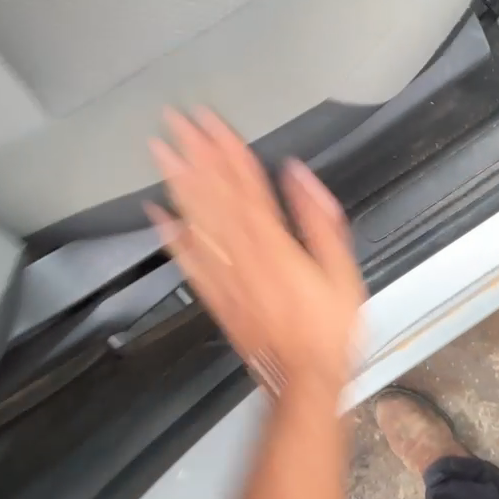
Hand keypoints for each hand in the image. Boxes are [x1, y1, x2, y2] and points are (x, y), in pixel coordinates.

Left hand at [147, 109, 365, 400]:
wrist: (303, 377)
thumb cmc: (328, 330)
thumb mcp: (342, 273)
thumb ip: (321, 223)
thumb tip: (302, 180)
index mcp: (274, 245)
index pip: (246, 186)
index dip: (228, 150)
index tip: (212, 121)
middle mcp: (242, 255)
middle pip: (214, 196)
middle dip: (195, 155)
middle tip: (175, 121)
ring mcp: (225, 275)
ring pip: (196, 220)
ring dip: (177, 183)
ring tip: (160, 151)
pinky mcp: (217, 296)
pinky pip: (187, 259)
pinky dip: (170, 234)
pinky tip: (156, 214)